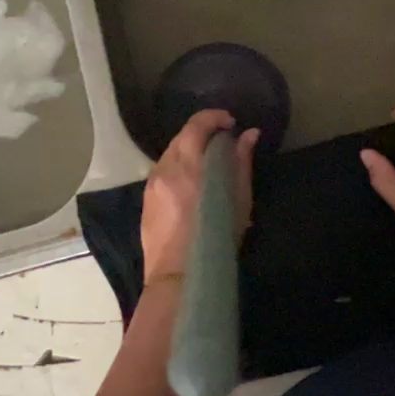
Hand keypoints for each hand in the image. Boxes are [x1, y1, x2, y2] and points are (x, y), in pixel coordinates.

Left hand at [142, 110, 259, 284]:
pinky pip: (163, 171)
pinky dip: (178, 167)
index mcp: (189, 166)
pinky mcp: (146, 198)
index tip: (230, 123)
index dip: (214, 117)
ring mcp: (152, 184)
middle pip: (182, 136)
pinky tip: (191, 184)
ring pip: (170, 154)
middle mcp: (166, 168)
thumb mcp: (238, 202)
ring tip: (209, 164)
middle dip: (202, 132)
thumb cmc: (214, 241)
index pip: (196, 125)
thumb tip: (248, 135)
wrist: (177, 277)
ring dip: (189, 150)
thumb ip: (241, 163)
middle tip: (223, 142)